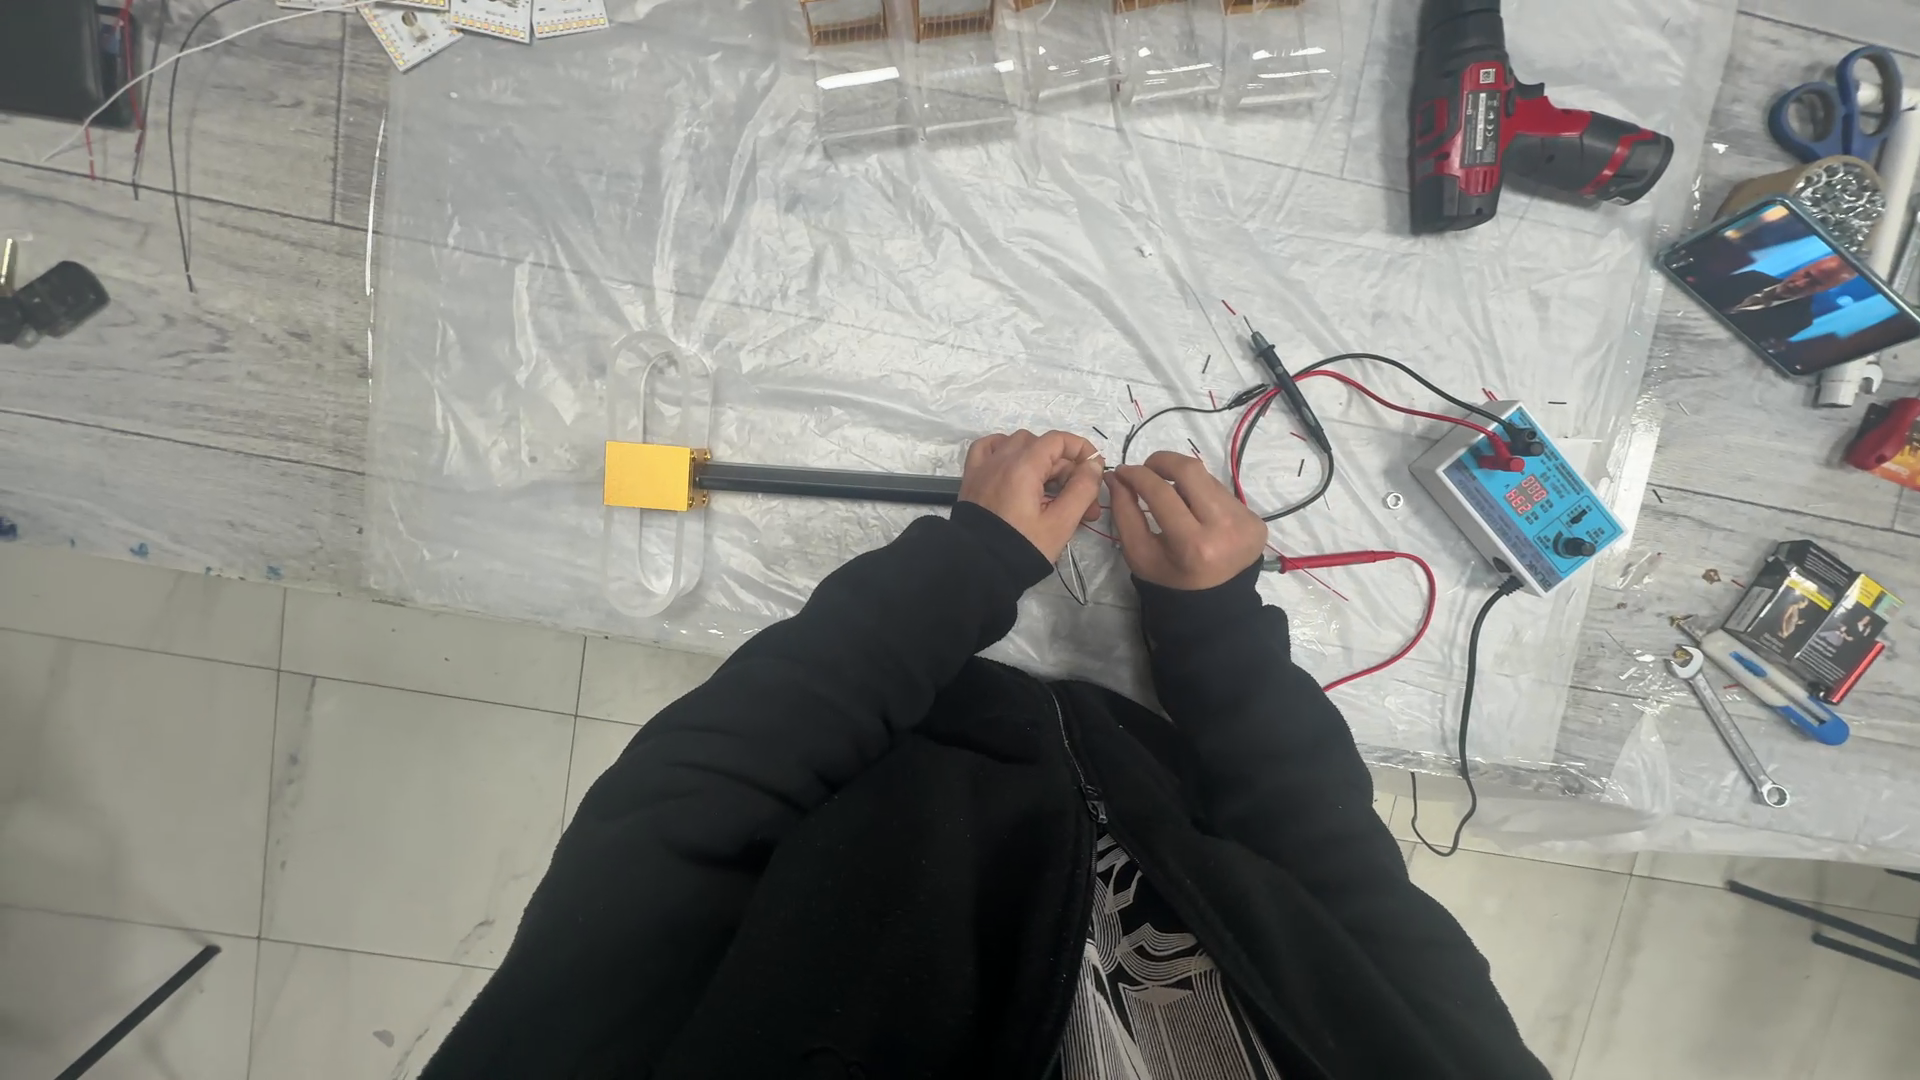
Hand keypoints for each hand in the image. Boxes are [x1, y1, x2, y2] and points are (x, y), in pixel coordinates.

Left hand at [959, 430, 1103, 561]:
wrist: (978, 568)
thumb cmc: (1022, 548)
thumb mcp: (1060, 523)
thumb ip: (1082, 489)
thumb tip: (1094, 464)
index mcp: (1023, 466)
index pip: (1059, 440)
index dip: (1082, 451)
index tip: (1094, 473)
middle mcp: (1001, 458)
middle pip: (1042, 446)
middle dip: (1066, 470)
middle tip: (1080, 503)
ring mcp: (983, 466)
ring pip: (1017, 445)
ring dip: (1039, 460)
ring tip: (1050, 492)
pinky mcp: (972, 478)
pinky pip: (988, 448)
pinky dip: (1004, 451)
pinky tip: (1015, 468)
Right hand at [1106, 451, 1267, 589]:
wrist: (1215, 601)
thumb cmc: (1169, 578)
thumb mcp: (1138, 552)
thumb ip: (1125, 512)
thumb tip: (1117, 476)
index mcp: (1193, 545)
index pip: (1161, 493)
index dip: (1137, 475)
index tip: (1122, 471)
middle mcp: (1225, 528)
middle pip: (1190, 470)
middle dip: (1162, 461)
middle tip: (1147, 468)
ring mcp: (1245, 521)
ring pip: (1206, 478)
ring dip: (1182, 478)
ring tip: (1169, 493)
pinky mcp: (1256, 519)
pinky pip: (1221, 491)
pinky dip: (1201, 493)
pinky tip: (1193, 508)